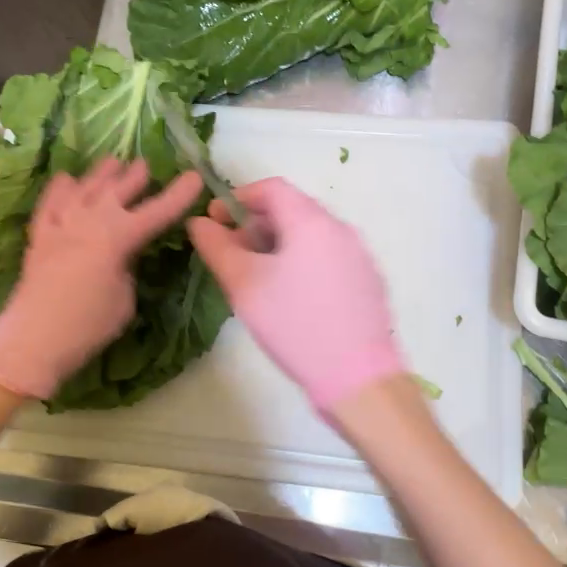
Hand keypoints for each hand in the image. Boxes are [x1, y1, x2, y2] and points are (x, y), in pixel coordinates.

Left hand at [0, 159, 201, 399]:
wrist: (34, 338)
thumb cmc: (88, 325)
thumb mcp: (125, 299)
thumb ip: (128, 268)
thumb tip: (123, 255)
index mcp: (120, 237)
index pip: (158, 210)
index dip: (178, 194)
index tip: (194, 176)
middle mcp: (91, 220)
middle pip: (118, 189)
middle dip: (135, 176)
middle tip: (146, 165)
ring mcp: (62, 224)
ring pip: (85, 188)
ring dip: (101, 174)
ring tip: (112, 162)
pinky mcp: (40, 235)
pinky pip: (50, 203)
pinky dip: (59, 189)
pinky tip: (66, 180)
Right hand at [186, 178, 405, 416]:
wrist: (357, 377)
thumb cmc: (295, 324)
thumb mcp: (245, 285)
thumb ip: (217, 247)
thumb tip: (199, 223)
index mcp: (313, 221)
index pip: (272, 188)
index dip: (237, 198)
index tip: (214, 221)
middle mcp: (341, 230)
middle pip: (292, 211)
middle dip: (254, 226)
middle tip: (229, 255)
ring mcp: (359, 257)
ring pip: (309, 237)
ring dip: (276, 247)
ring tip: (254, 280)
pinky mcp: (367, 284)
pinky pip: (326, 259)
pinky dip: (300, 264)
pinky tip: (287, 299)